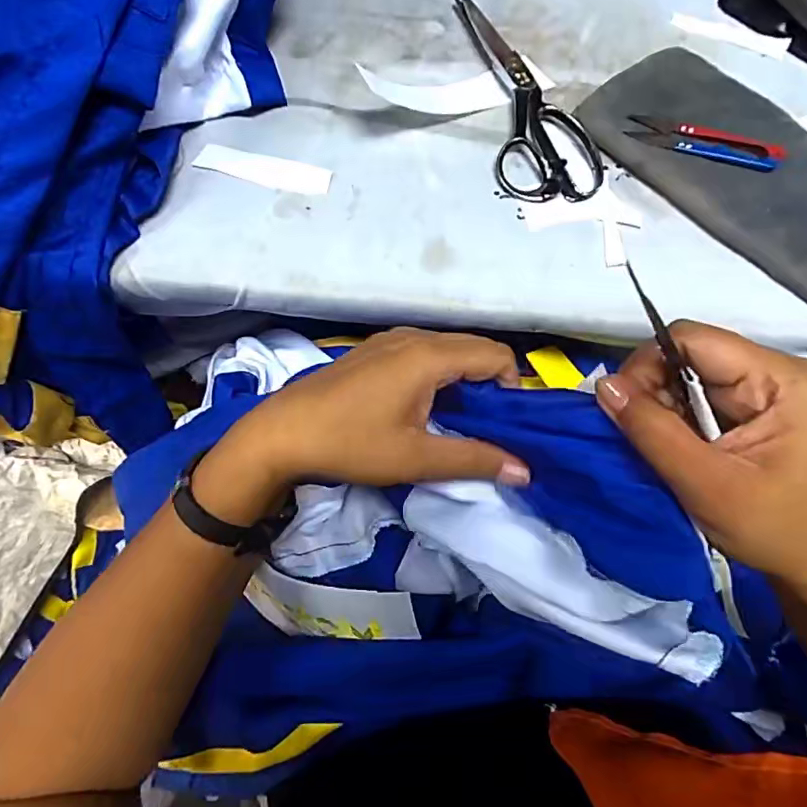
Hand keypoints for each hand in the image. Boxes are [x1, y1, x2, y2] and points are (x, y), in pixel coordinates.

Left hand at [190, 329, 530, 524]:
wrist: (282, 432)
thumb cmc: (351, 443)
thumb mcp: (416, 458)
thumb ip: (474, 459)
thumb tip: (524, 470)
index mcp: (429, 355)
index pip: (496, 355)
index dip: (511, 387)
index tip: (503, 425)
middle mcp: (412, 337)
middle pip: (472, 348)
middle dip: (488, 383)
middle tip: (482, 427)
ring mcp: (388, 339)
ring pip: (445, 349)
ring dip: (460, 378)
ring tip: (451, 420)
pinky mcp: (371, 350)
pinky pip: (420, 352)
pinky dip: (435, 373)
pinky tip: (419, 407)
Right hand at [595, 321, 806, 595]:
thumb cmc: (778, 531)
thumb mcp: (708, 485)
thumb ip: (653, 431)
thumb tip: (602, 384)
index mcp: (779, 378)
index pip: (691, 339)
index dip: (648, 364)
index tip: (625, 408)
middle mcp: (773, 372)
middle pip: (686, 354)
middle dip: (652, 390)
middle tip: (641, 434)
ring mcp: (763, 391)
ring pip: (685, 376)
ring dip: (661, 408)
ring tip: (659, 446)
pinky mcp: (750, 410)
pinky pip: (695, 397)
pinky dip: (673, 420)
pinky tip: (674, 448)